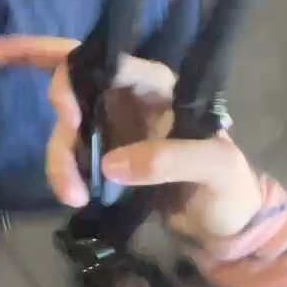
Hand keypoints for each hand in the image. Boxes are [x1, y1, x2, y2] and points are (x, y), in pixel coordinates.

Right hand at [0, 35, 263, 242]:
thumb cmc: (227, 186)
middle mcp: (125, 97)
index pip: (107, 60)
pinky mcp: (100, 155)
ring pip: (65, 126)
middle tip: (66, 131)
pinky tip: (72, 196)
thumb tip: (110, 163)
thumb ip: (169, 159)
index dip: (71, 65)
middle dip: (59, 104)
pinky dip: (63, 174)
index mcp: (156, 84)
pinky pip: (68, 155)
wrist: (225, 226)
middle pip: (72, 82)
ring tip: (70, 195)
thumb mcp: (214, 169)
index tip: (62, 107)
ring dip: (59, 158)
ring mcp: (110, 125)